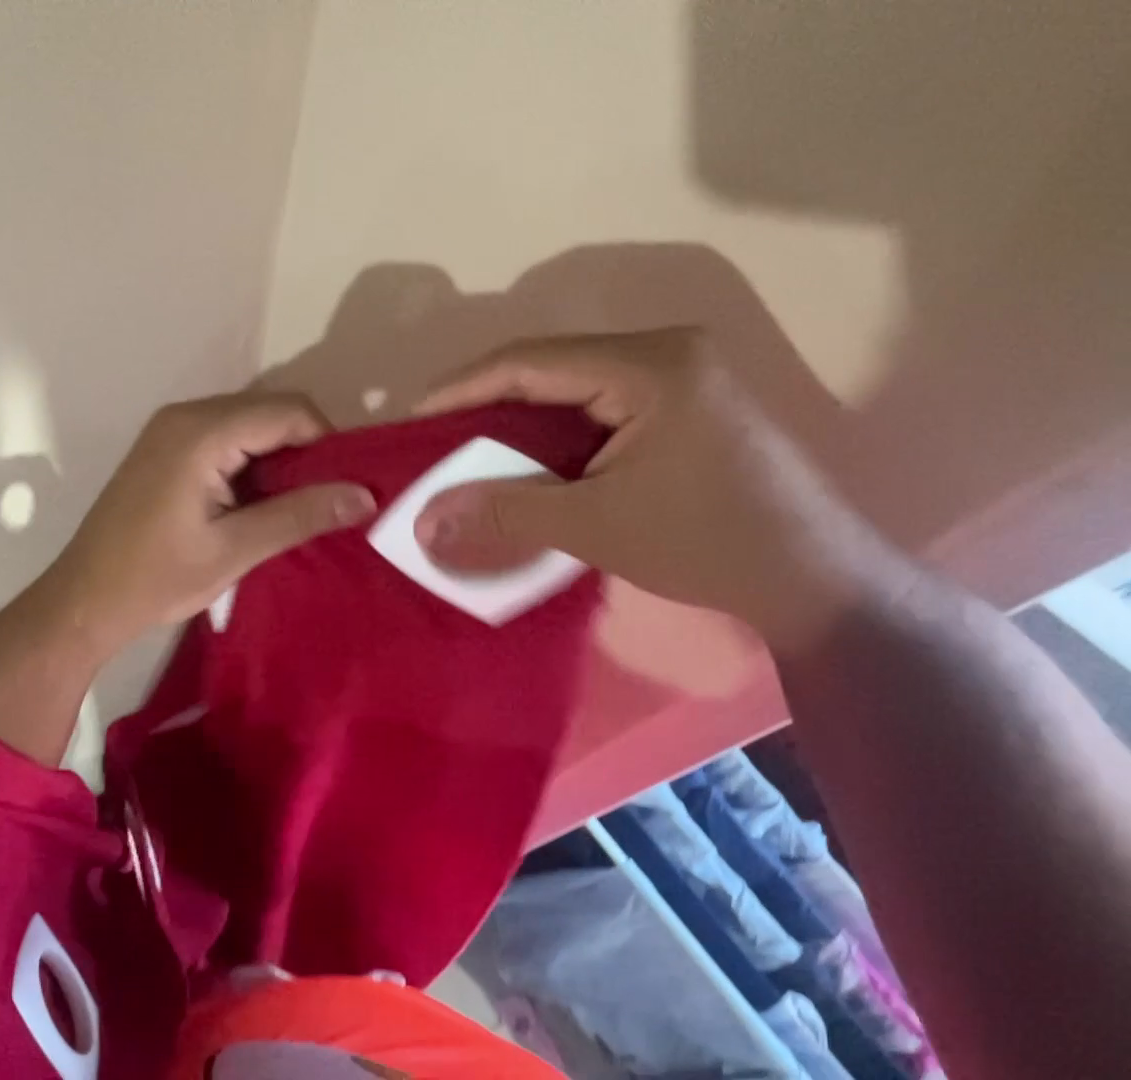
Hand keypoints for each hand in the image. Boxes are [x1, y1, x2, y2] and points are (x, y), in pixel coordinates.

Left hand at [46, 392, 376, 649]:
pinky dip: (250, 463)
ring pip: (248, 425)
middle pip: (269, 411)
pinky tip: (258, 504)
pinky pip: (224, 439)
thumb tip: (365, 495)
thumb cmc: (156, 578)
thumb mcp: (234, 550)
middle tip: (327, 501)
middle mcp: (185, 415)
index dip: (327, 443)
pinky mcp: (164, 449)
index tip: (348, 487)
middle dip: (305, 451)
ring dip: (278, 459)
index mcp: (201, 432)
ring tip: (297, 508)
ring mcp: (169, 430)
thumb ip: (299, 516)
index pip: (289, 411)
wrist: (85, 599)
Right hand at [413, 329, 904, 650]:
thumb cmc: (706, 542)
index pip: (530, 360)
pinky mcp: (686, 408)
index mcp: (650, 364)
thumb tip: (421, 522)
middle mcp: (666, 353)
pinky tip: (524, 465)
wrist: (816, 583)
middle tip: (433, 443)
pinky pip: (597, 410)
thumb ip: (502, 513)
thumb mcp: (593, 526)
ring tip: (466, 455)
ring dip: (516, 423)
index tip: (411, 422)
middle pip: (549, 368)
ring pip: (571, 389)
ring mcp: (681, 379)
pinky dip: (552, 437)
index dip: (461, 388)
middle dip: (484, 405)